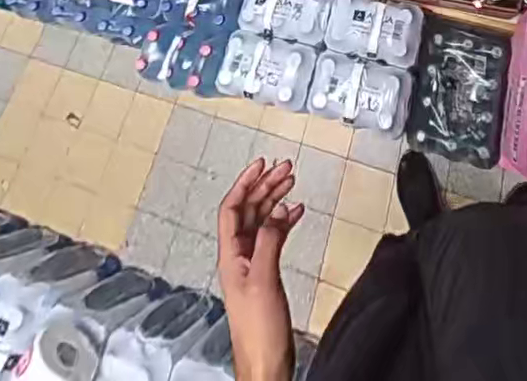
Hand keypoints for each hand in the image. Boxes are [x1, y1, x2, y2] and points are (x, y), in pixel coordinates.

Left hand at [217, 158, 304, 380]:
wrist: (266, 365)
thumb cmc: (258, 332)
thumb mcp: (263, 278)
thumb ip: (269, 240)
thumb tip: (277, 210)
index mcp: (231, 254)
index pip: (232, 207)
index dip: (245, 183)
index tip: (260, 165)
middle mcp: (239, 255)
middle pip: (249, 210)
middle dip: (265, 186)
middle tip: (283, 168)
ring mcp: (253, 263)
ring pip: (263, 220)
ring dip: (276, 199)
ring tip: (291, 181)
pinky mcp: (267, 272)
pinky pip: (275, 236)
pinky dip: (285, 221)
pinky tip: (296, 212)